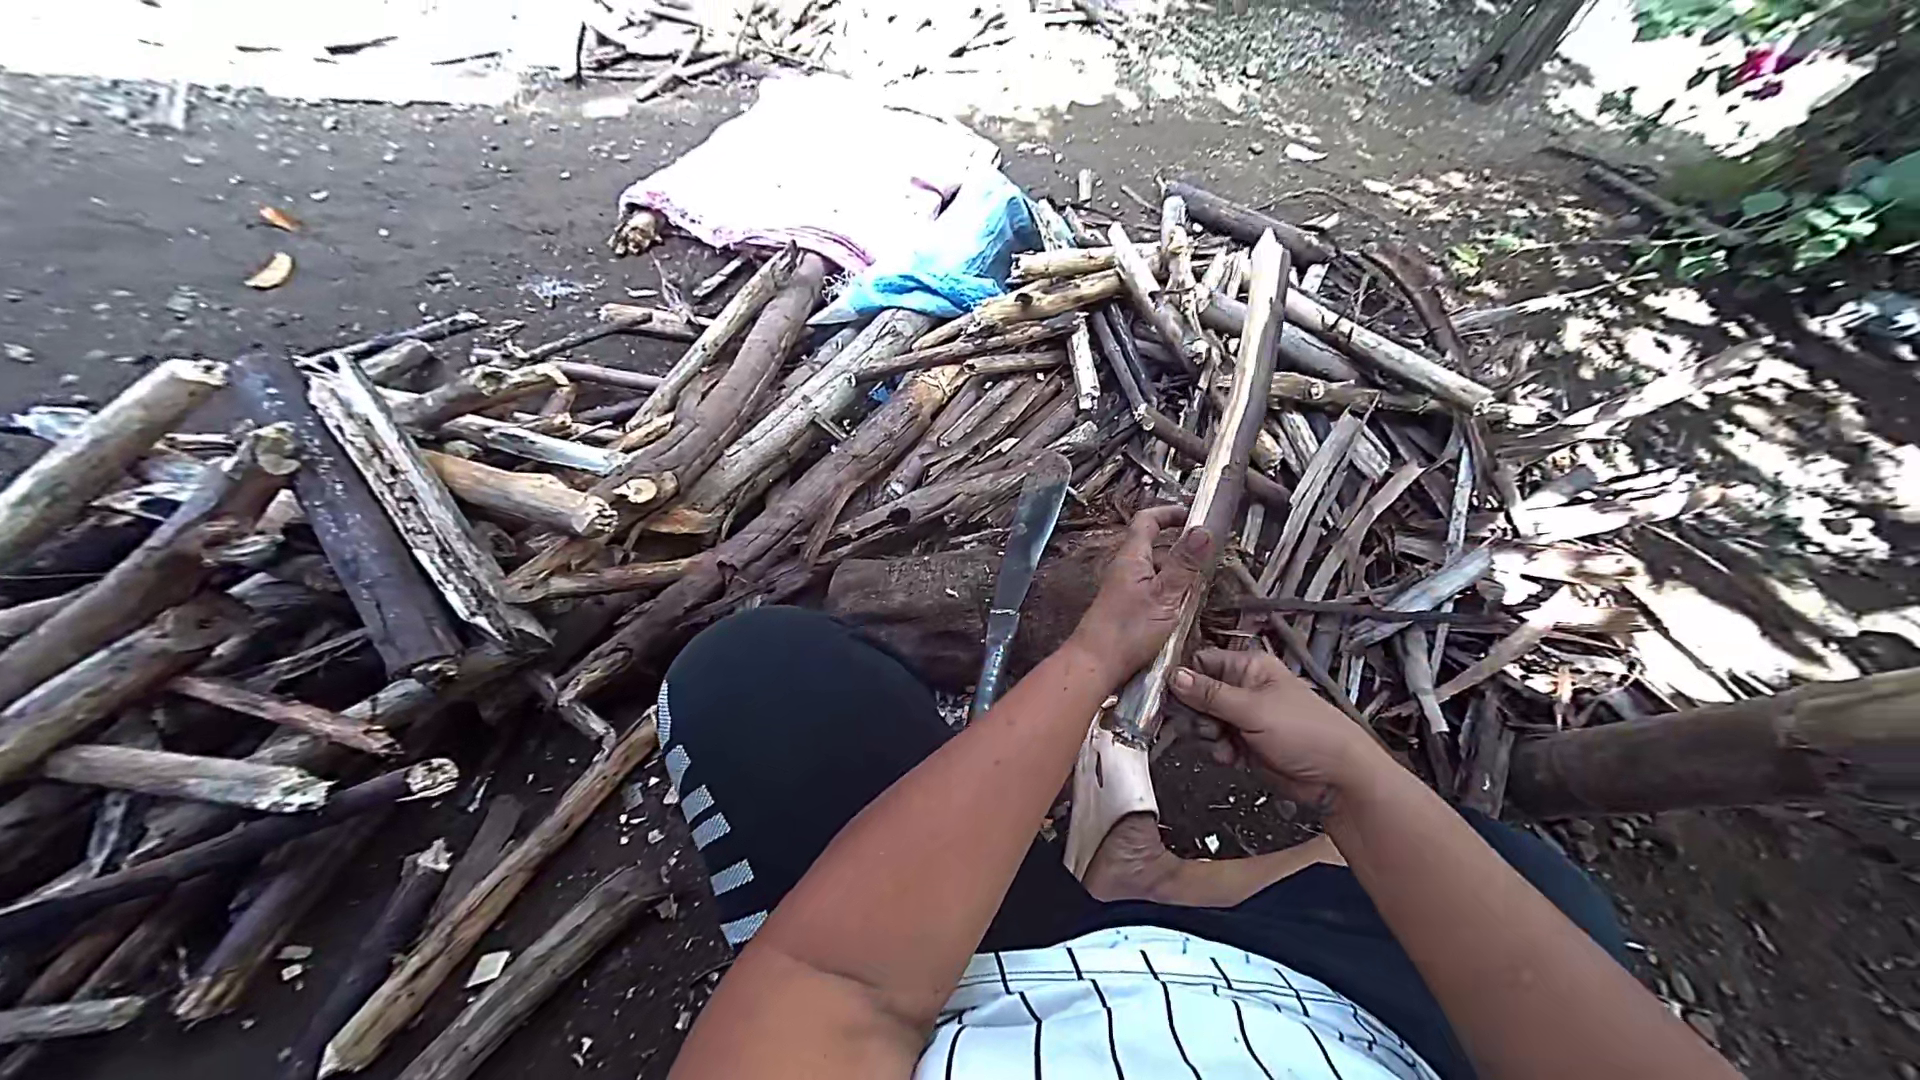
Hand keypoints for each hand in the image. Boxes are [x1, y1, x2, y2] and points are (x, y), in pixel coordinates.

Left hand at [1066, 505, 1212, 686]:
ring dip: (1178, 571)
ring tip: (1202, 579)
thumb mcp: (1164, 594)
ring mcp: (1125, 590)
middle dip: (1180, 545)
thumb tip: (1202, 530)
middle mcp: (1125, 570)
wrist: (1096, 664)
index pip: (1147, 521)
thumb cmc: (1125, 631)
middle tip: (1206, 550)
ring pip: (1156, 570)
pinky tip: (1183, 606)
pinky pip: (1153, 591)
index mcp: (1131, 558)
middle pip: (1154, 545)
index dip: (1169, 513)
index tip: (1192, 513)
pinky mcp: (1128, 609)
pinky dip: (1171, 591)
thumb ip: (1184, 564)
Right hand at [1168, 648, 1389, 813]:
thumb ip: (1210, 694)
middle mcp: (1243, 688)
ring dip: (1206, 735)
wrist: (1339, 780)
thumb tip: (1174, 676)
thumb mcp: (1254, 709)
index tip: (1171, 696)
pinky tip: (1231, 757)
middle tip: (1205, 725)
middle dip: (1195, 713)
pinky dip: (1217, 750)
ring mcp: (1242, 716)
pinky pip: (1214, 741)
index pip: (1201, 663)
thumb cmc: (1309, 733)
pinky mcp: (1243, 741)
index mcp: (1248, 667)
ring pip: (1202, 719)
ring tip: (1223, 743)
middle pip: (1196, 693)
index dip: (1184, 679)